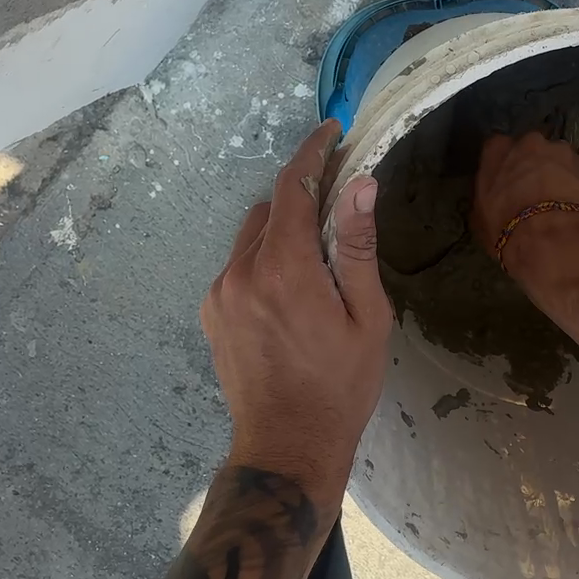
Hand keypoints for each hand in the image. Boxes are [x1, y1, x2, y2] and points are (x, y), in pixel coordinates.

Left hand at [200, 120, 390, 511]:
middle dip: (303, 198)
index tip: (330, 130)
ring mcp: (220, 290)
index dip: (312, 151)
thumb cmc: (340, 385)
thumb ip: (358, 245)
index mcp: (286, 267)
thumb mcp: (368, 317)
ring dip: (283, 231)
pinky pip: (239, 263)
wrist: (286, 448)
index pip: (293, 186)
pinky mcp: (210, 309)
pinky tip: (288, 294)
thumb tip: (361, 182)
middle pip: (271, 208)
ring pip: (252, 234)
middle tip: (338, 214)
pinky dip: (264, 258)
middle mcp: (242, 269)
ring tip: (315, 267)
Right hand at [473, 132, 578, 276]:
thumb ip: (486, 195)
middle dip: (531, 164)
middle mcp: (529, 141)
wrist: (554, 240)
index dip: (502, 165)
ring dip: (557, 172)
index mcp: (497, 149)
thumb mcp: (480, 216)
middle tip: (532, 191)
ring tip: (559, 201)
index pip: (496, 148)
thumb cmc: (507, 228)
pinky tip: (578, 207)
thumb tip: (491, 194)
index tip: (504, 182)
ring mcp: (562, 151)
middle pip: (530, 148)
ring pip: (558, 158)